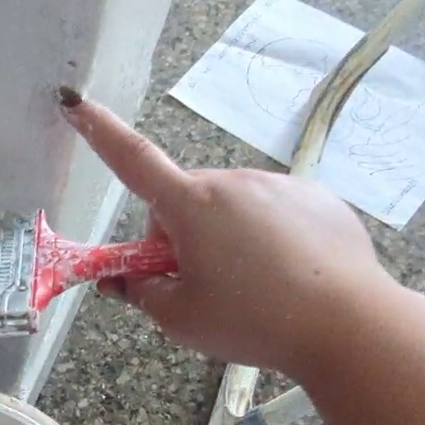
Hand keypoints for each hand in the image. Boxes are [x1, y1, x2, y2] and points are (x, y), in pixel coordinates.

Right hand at [62, 94, 399, 376]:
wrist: (349, 324)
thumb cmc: (251, 321)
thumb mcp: (178, 317)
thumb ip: (140, 291)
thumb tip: (122, 279)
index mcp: (193, 205)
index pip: (133, 160)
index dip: (99, 132)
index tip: (75, 100)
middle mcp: (234, 182)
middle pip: (183, 202)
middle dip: (177, 237)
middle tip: (194, 285)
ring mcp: (278, 186)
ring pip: (227, 209)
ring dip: (221, 238)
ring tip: (246, 288)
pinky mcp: (315, 198)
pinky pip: (270, 212)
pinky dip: (263, 239)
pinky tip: (282, 277)